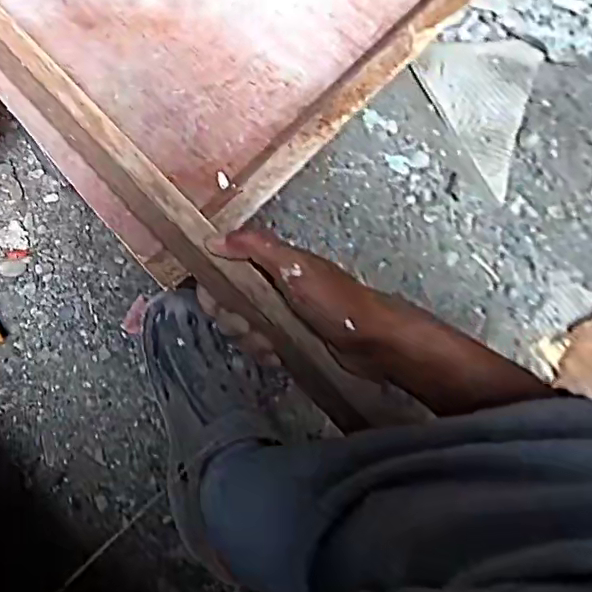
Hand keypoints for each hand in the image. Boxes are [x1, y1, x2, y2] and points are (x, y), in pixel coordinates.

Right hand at [199, 228, 555, 415]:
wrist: (378, 345)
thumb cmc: (340, 304)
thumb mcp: (295, 267)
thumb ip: (254, 247)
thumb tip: (214, 238)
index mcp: (269, 263)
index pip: (220, 270)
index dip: (212, 288)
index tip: (219, 302)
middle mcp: (268, 286)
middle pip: (224, 302)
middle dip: (231, 318)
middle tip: (250, 324)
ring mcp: (276, 314)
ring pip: (238, 326)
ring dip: (248, 338)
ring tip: (269, 342)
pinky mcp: (284, 338)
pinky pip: (256, 346)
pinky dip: (263, 352)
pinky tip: (277, 353)